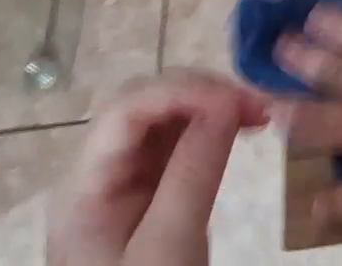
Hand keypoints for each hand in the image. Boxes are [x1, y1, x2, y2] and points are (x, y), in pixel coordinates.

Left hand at [47, 70, 267, 265]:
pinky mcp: (146, 195)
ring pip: (163, 117)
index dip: (184, 92)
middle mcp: (96, 175)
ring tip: (259, 115)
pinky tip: (241, 131)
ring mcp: (121, 184)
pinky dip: (211, 128)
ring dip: (210, 106)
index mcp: (83, 189)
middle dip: (201, 94)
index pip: (127, 110)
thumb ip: (194, 172)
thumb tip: (227, 103)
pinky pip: (176, 142)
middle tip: (259, 108)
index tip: (241, 103)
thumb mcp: (168, 253)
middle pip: (143, 105)